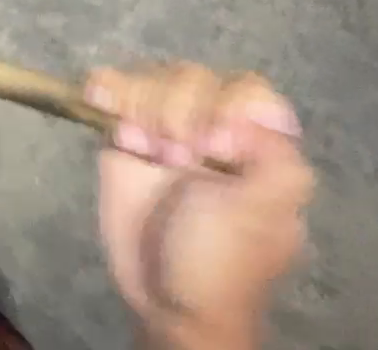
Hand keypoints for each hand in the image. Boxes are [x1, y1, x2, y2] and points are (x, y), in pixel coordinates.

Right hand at [84, 64, 313, 349]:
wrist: (164, 299)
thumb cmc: (221, 261)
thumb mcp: (263, 215)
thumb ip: (276, 161)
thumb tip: (252, 115)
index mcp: (256, 145)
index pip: (245, 89)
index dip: (226, 107)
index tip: (216, 146)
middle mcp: (210, 129)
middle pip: (189, 77)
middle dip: (177, 113)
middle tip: (176, 160)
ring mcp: (163, 131)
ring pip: (147, 78)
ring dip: (139, 106)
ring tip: (142, 148)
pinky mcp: (122, 136)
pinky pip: (112, 91)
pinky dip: (105, 89)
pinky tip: (102, 105)